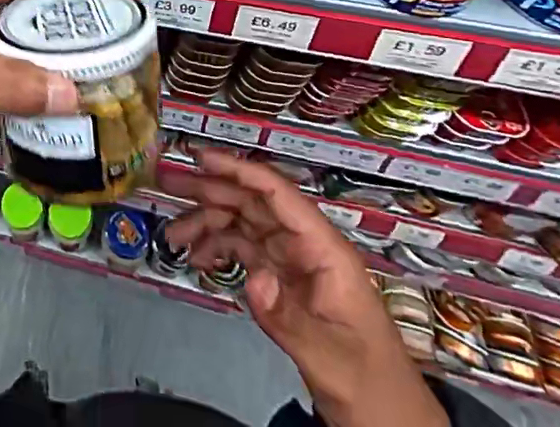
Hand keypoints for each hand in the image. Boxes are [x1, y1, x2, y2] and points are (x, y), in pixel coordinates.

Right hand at [162, 151, 445, 426]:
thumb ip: (288, 318)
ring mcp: (294, 264)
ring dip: (208, 224)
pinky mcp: (284, 283)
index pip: (278, 195)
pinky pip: (246, 252)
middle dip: (211, 191)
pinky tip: (199, 259)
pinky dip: (219, 249)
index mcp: (325, 251)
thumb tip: (252, 279)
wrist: (391, 424)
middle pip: (254, 205)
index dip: (239, 170)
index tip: (200, 158)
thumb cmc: (369, 386)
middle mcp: (307, 248)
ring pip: (244, 226)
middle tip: (168, 185)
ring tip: (173, 236)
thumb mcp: (329, 359)